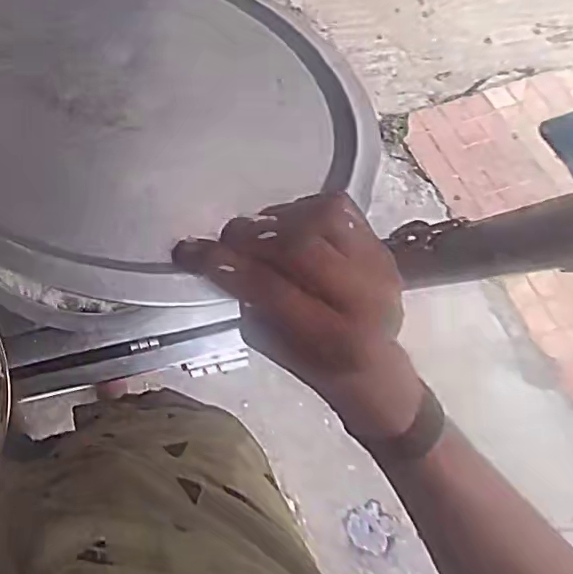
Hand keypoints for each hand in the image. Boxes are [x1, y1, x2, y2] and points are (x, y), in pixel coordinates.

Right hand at [174, 193, 423, 438]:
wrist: (372, 366)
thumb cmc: (312, 362)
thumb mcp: (271, 344)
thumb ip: (249, 302)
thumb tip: (221, 260)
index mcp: (335, 340)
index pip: (272, 290)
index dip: (226, 266)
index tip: (191, 252)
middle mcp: (366, 299)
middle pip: (298, 247)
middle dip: (250, 238)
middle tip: (226, 239)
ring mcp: (379, 267)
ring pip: (320, 219)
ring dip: (278, 220)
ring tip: (257, 230)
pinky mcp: (381, 245)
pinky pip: (337, 208)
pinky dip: (304, 209)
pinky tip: (287, 223)